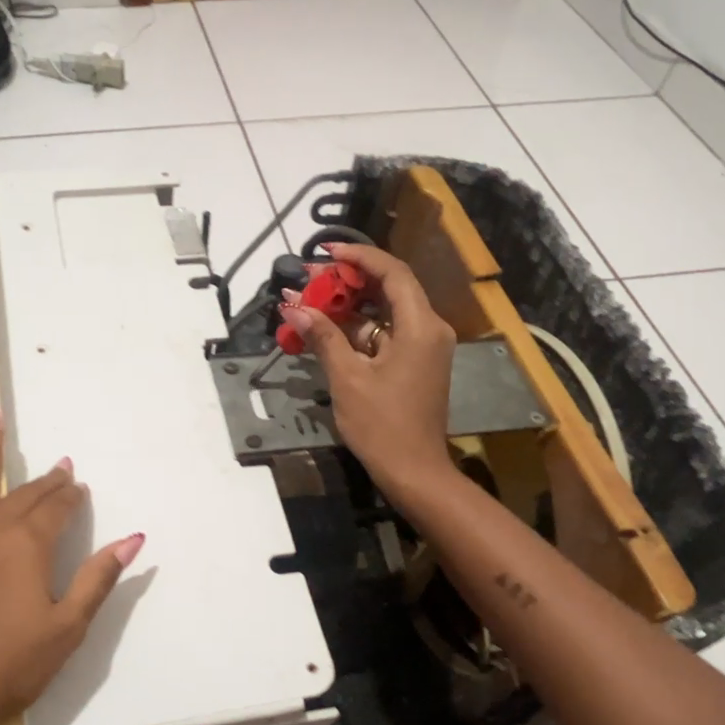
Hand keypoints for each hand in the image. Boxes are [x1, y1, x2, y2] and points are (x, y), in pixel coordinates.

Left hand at [0, 409, 143, 724]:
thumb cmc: (7, 668)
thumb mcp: (66, 628)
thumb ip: (97, 578)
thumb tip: (134, 538)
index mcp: (27, 546)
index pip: (56, 509)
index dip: (71, 497)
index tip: (80, 485)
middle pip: (21, 495)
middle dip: (43, 480)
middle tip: (58, 465)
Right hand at [279, 243, 458, 494]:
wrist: (413, 472)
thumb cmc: (382, 426)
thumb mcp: (347, 379)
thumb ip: (323, 337)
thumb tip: (295, 308)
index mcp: (420, 326)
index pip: (392, 273)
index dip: (359, 258)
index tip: (326, 252)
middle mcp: (429, 329)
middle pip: (390, 289)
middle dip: (349, 282)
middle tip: (310, 279)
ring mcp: (425, 348)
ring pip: (386, 313)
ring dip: (350, 307)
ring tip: (311, 302)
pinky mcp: (416, 365)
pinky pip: (387, 334)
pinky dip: (359, 330)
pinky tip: (328, 330)